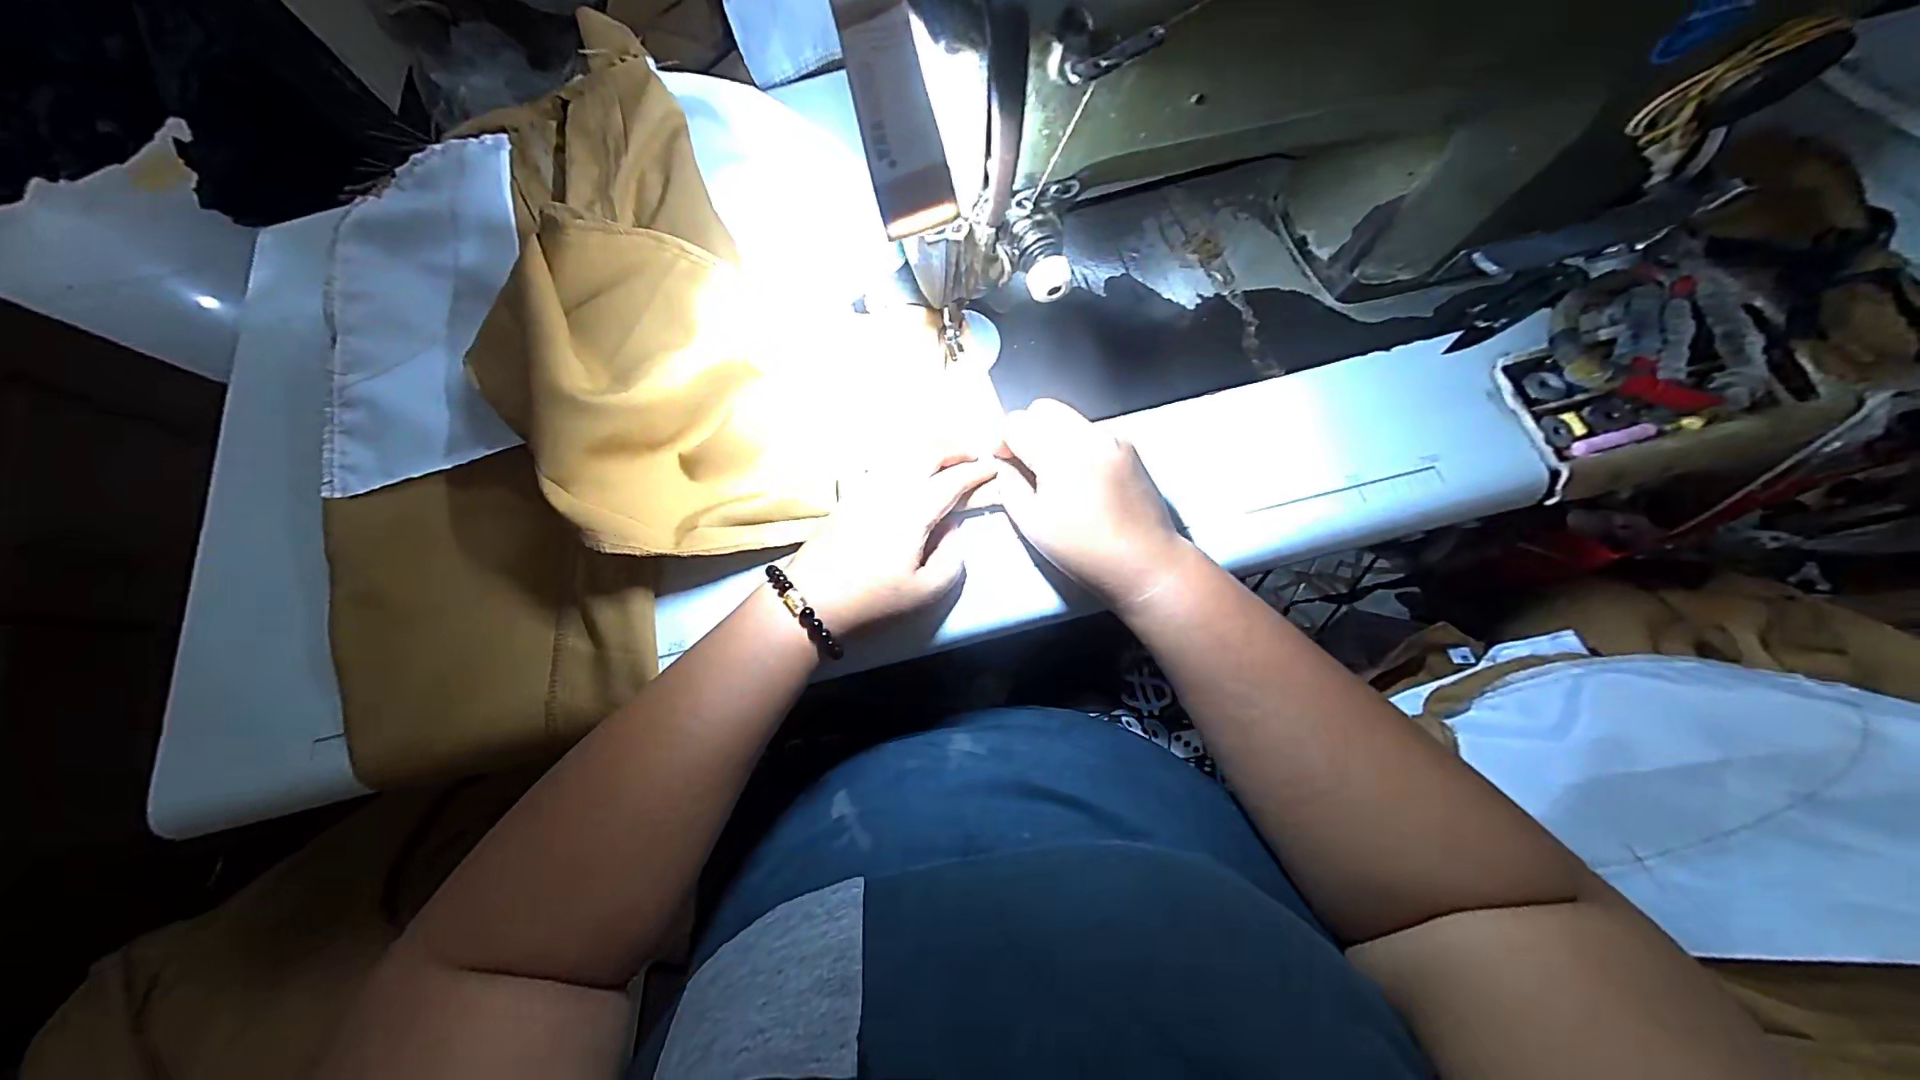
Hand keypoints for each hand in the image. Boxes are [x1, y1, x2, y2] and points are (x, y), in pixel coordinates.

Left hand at [782, 456, 996, 635]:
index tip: (992, 470)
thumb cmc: (872, 598)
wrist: (811, 598)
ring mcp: (866, 486)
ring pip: (903, 450)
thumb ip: (952, 556)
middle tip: (974, 454)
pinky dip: (905, 454)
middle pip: (926, 450)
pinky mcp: (850, 492)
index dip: (976, 472)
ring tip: (947, 455)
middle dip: (955, 447)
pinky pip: (883, 460)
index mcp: (913, 511)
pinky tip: (910, 464)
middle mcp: (890, 488)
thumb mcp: (926, 590)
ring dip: (930, 446)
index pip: (952, 480)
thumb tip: (953, 526)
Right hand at [990, 399, 1192, 611]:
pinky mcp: (1126, 446)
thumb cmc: (1085, 550)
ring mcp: (1112, 438)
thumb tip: (1003, 464)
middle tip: (1024, 462)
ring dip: (1050, 435)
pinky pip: (1089, 431)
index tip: (1003, 462)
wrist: (1145, 560)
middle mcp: (1088, 437)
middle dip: (1026, 430)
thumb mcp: (1033, 524)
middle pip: (1042, 409)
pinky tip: (1078, 476)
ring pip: (1067, 417)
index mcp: (1060, 456)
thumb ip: (1009, 486)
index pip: (1016, 423)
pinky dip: (1074, 443)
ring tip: (1053, 473)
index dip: (1002, 441)